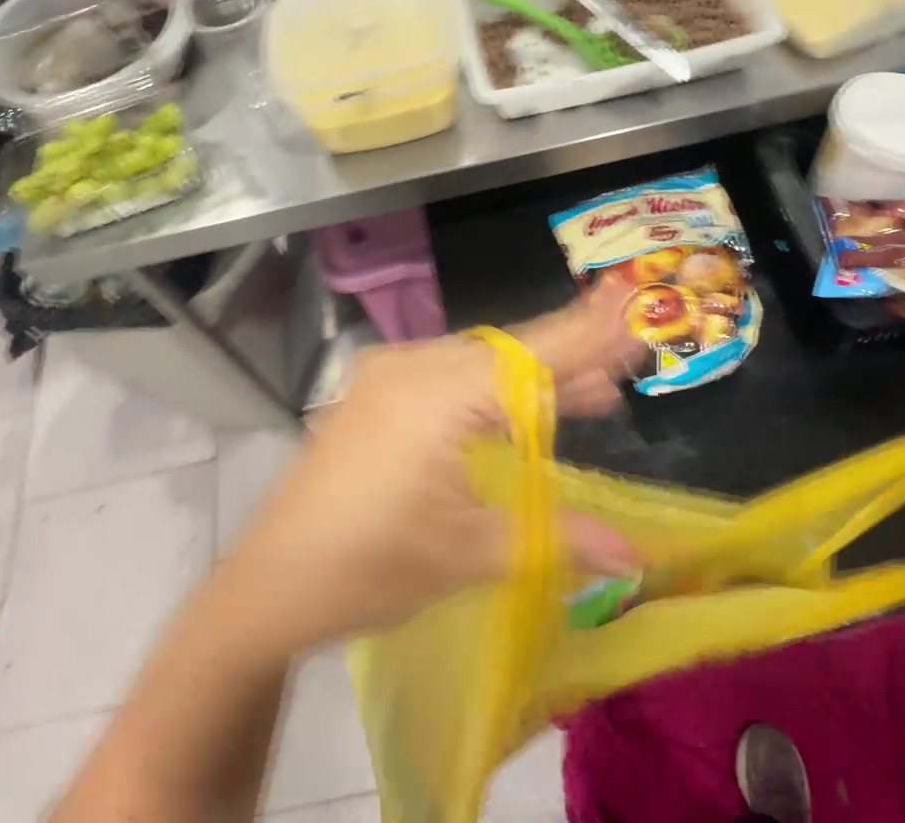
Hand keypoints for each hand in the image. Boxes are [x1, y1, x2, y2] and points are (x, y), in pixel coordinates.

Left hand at [217, 283, 643, 653]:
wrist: (267, 588)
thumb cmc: (365, 570)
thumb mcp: (467, 554)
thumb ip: (556, 539)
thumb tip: (634, 554)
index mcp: (432, 394)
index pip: (530, 354)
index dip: (589, 338)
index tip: (636, 316)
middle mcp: (409, 369)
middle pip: (507, 353)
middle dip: (569, 359)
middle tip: (629, 362)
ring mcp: (386, 381)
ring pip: (479, 367)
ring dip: (532, 381)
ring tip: (597, 393)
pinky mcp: (376, 400)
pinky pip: (450, 383)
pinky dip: (492, 396)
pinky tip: (526, 415)